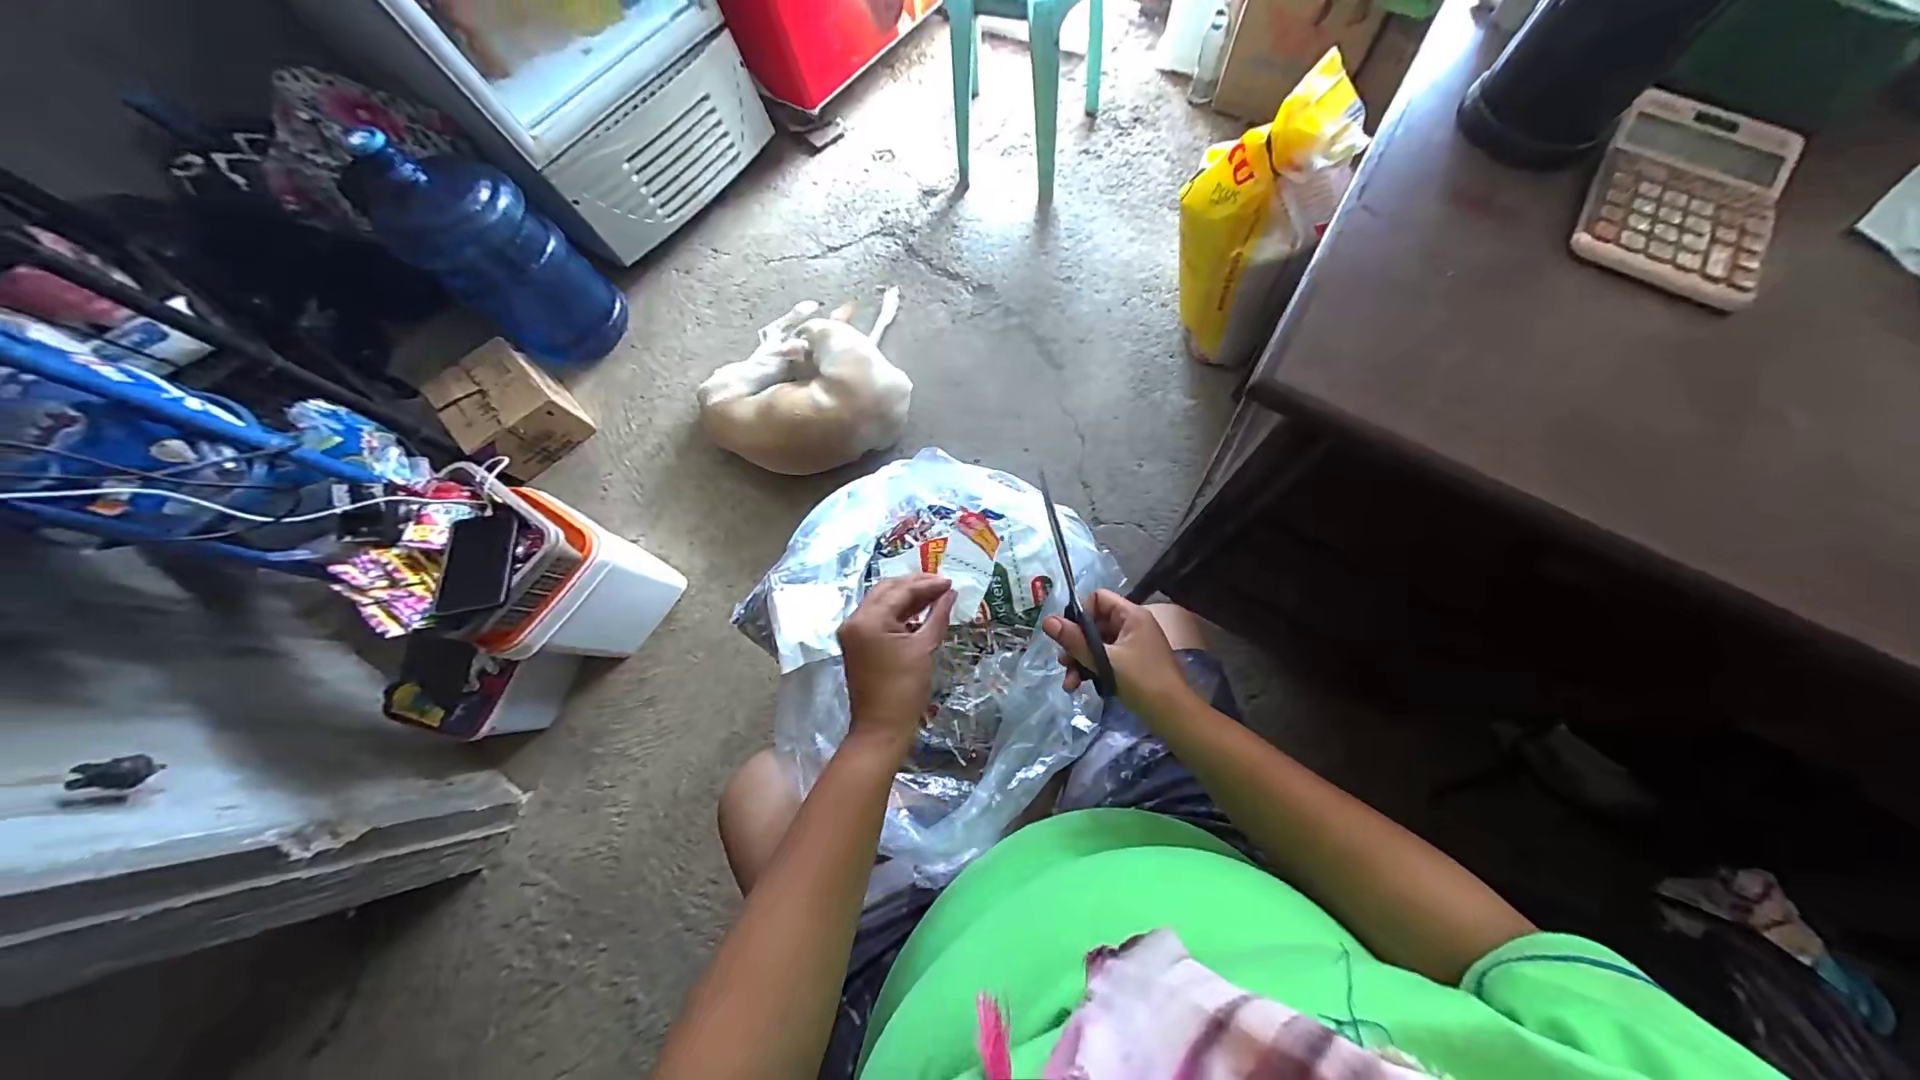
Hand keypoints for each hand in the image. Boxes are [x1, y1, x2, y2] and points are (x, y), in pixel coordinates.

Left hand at [837, 574, 955, 758]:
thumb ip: (937, 615)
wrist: (881, 727)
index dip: (927, 584)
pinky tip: (919, 612)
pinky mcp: (856, 642)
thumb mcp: (924, 648)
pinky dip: (897, 612)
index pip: (900, 590)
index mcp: (869, 619)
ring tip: (935, 595)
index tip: (951, 582)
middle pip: (887, 590)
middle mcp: (855, 619)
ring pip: (881, 601)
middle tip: (942, 585)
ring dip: (906, 597)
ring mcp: (853, 631)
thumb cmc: (904, 689)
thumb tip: (949, 593)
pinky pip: (878, 617)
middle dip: (915, 585)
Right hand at [1043, 590, 1194, 717]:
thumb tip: (1047, 621)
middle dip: (1075, 643)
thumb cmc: (1141, 681)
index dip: (1081, 613)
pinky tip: (1078, 685)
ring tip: (1069, 681)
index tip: (1068, 634)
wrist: (1173, 714)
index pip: (1098, 598)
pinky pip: (1104, 657)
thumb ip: (1075, 640)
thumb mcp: (1104, 660)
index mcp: (1131, 615)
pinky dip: (1091, 668)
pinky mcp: (1130, 662)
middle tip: (1063, 661)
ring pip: (1097, 643)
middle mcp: (1132, 625)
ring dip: (1080, 659)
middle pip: (1094, 623)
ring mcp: (1132, 644)